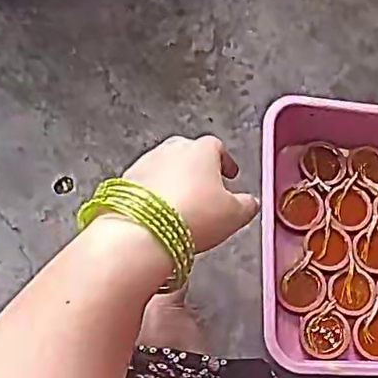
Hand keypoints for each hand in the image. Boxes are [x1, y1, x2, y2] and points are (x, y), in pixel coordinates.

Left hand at [120, 135, 260, 252]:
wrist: (145, 230)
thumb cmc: (192, 216)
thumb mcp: (235, 214)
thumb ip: (247, 205)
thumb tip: (251, 203)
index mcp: (202, 150)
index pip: (218, 148)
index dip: (226, 162)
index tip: (230, 173)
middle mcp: (172, 149)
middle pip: (189, 154)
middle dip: (198, 170)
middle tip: (207, 190)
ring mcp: (146, 163)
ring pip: (165, 168)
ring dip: (175, 182)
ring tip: (184, 207)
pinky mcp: (126, 181)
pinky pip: (146, 185)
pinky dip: (156, 195)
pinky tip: (162, 214)